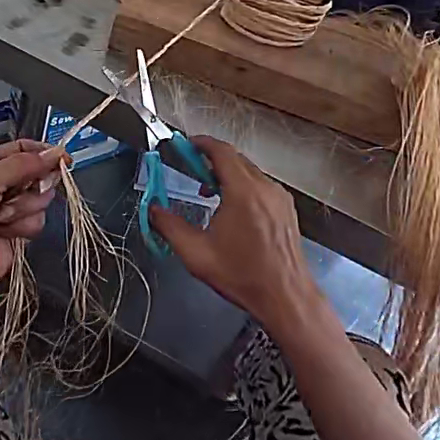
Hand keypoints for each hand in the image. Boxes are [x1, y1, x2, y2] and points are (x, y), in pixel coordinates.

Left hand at [0, 140, 63, 304]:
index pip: (22, 149)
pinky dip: (23, 226)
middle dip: (32, 185)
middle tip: (15, 194)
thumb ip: (22, 164)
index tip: (63, 159)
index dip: (43, 153)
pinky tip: (3, 232)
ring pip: (41, 198)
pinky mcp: (19, 229)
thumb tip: (56, 152)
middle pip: (38, 173)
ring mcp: (10, 207)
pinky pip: (39, 220)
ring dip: (23, 208)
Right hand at [146, 136, 331, 342]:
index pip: (222, 151)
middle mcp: (265, 188)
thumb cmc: (244, 276)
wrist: (284, 295)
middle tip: (192, 169)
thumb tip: (154, 210)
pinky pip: (262, 185)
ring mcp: (279, 197)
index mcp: (244, 192)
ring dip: (228, 174)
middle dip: (211, 160)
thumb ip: (170, 227)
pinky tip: (232, 207)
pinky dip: (244, 186)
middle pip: (236, 159)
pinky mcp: (286, 208)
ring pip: (250, 171)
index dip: (202, 143)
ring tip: (209, 192)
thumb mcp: (197, 254)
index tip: (187, 145)